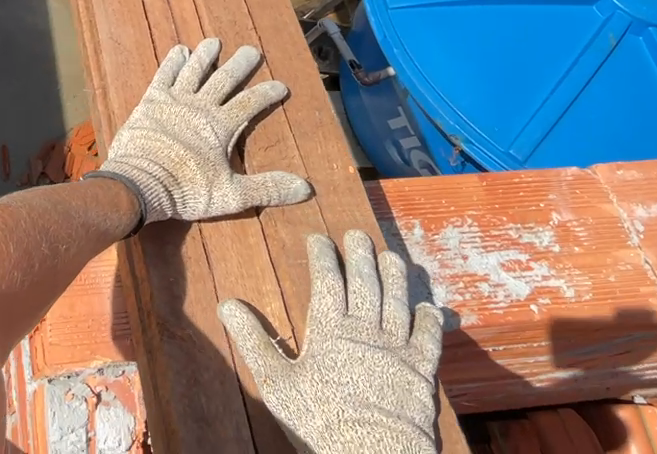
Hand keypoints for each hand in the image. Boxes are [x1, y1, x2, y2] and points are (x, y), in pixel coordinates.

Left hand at [89, 39, 311, 224]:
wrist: (139, 184)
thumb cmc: (185, 190)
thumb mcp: (231, 195)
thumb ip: (267, 188)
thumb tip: (305, 188)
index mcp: (220, 127)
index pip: (249, 104)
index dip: (266, 94)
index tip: (280, 85)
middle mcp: (199, 107)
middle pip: (223, 80)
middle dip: (240, 65)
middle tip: (252, 50)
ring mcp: (173, 101)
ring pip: (194, 71)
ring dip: (205, 56)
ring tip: (214, 41)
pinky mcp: (150, 102)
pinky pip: (163, 75)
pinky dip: (172, 62)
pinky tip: (179, 51)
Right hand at [219, 230, 444, 453]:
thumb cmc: (321, 423)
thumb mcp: (276, 384)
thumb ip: (252, 341)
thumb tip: (226, 304)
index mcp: (330, 328)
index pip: (326, 279)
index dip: (322, 254)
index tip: (318, 238)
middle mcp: (365, 330)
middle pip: (364, 281)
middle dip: (361, 253)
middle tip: (358, 233)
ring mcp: (397, 350)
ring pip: (398, 301)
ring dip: (395, 276)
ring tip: (391, 256)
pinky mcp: (422, 374)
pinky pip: (430, 339)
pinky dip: (431, 320)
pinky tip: (430, 307)